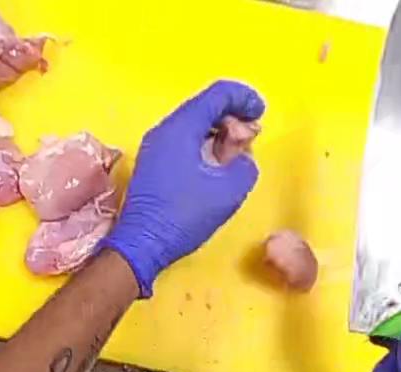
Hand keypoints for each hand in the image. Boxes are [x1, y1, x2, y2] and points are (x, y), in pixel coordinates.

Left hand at [101, 80, 264, 296]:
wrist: (140, 247)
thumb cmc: (182, 217)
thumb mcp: (227, 192)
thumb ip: (245, 165)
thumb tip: (241, 156)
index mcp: (182, 127)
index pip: (219, 93)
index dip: (245, 98)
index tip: (261, 114)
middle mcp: (164, 130)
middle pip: (204, 108)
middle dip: (231, 119)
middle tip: (247, 142)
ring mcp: (153, 149)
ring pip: (191, 128)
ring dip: (216, 136)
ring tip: (231, 159)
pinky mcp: (150, 168)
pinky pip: (180, 145)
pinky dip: (200, 149)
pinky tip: (210, 171)